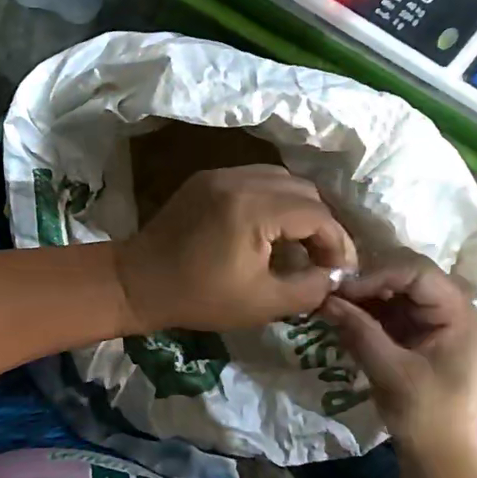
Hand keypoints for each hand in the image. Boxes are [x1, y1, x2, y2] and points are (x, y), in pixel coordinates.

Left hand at [113, 165, 356, 332]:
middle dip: (322, 224)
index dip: (338, 244)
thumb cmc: (198, 297)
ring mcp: (220, 174)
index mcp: (253, 207)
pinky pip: (255, 179)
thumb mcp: (262, 303)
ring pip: (281, 179)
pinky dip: (274, 201)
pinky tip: (272, 231)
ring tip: (301, 246)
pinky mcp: (206, 179)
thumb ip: (310, 289)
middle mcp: (239, 179)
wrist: (136, 281)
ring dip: (300, 210)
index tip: (339, 273)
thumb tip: (335, 276)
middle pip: (304, 190)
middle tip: (324, 259)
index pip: (318, 214)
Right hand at [316, 251, 476, 462]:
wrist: (445, 462)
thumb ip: (359, 331)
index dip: (377, 275)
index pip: (417, 273)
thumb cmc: (428, 416)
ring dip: (365, 296)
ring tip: (333, 304)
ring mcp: (435, 325)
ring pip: (396, 293)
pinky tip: (343, 318)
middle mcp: (451, 312)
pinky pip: (391, 313)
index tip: (342, 290)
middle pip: (407, 277)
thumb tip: (326, 300)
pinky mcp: (420, 339)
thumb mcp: (391, 372)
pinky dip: (367, 312)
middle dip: (369, 282)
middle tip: (334, 293)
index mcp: (459, 315)